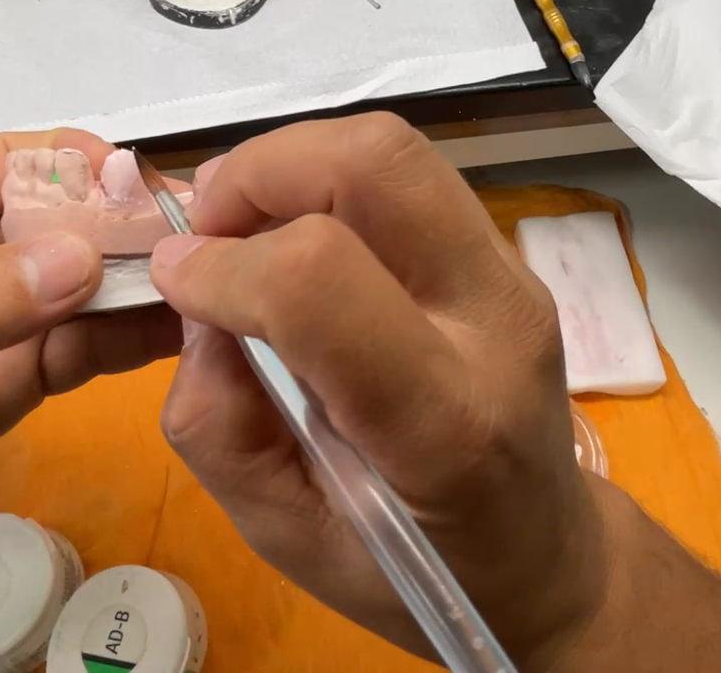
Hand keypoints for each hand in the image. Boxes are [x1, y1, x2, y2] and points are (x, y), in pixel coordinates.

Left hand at [0, 130, 181, 671]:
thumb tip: (80, 255)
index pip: (12, 166)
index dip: (80, 163)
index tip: (146, 189)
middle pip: (64, 229)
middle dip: (129, 231)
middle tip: (202, 250)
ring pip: (80, 296)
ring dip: (136, 291)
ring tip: (203, 298)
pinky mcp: (1, 398)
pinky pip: (73, 359)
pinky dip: (122, 347)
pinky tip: (169, 343)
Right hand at [151, 114, 720, 672]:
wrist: (543, 550)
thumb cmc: (416, 571)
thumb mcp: (285, 535)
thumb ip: (218, 423)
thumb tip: (202, 304)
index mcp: (444, 422)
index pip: (322, 284)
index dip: (226, 265)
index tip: (176, 278)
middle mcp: (495, 319)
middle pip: (379, 165)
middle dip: (263, 170)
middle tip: (210, 225)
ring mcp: (512, 272)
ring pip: (395, 150)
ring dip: (293, 164)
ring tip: (247, 224)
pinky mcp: (505, 252)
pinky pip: (405, 175)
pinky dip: (328, 178)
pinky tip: (299, 231)